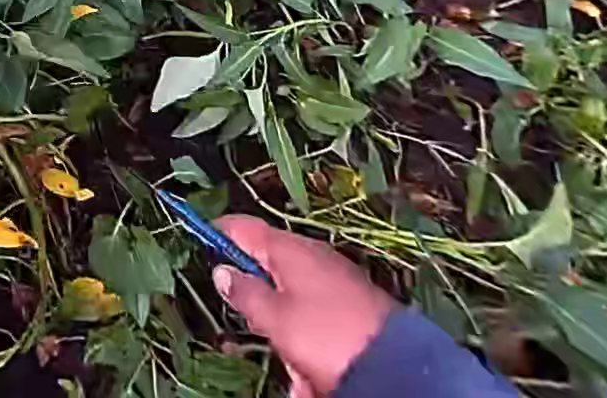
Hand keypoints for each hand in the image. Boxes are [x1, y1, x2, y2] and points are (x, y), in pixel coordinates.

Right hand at [212, 214, 398, 396]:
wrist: (405, 371)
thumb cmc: (329, 336)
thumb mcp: (277, 319)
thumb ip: (245, 293)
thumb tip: (222, 271)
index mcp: (288, 249)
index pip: (243, 227)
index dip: (219, 232)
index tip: (201, 240)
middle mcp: (310, 257)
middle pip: (268, 271)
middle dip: (261, 307)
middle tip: (258, 332)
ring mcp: (334, 281)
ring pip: (293, 305)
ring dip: (288, 339)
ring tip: (299, 380)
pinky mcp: (354, 308)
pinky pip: (318, 323)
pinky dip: (312, 348)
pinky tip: (316, 381)